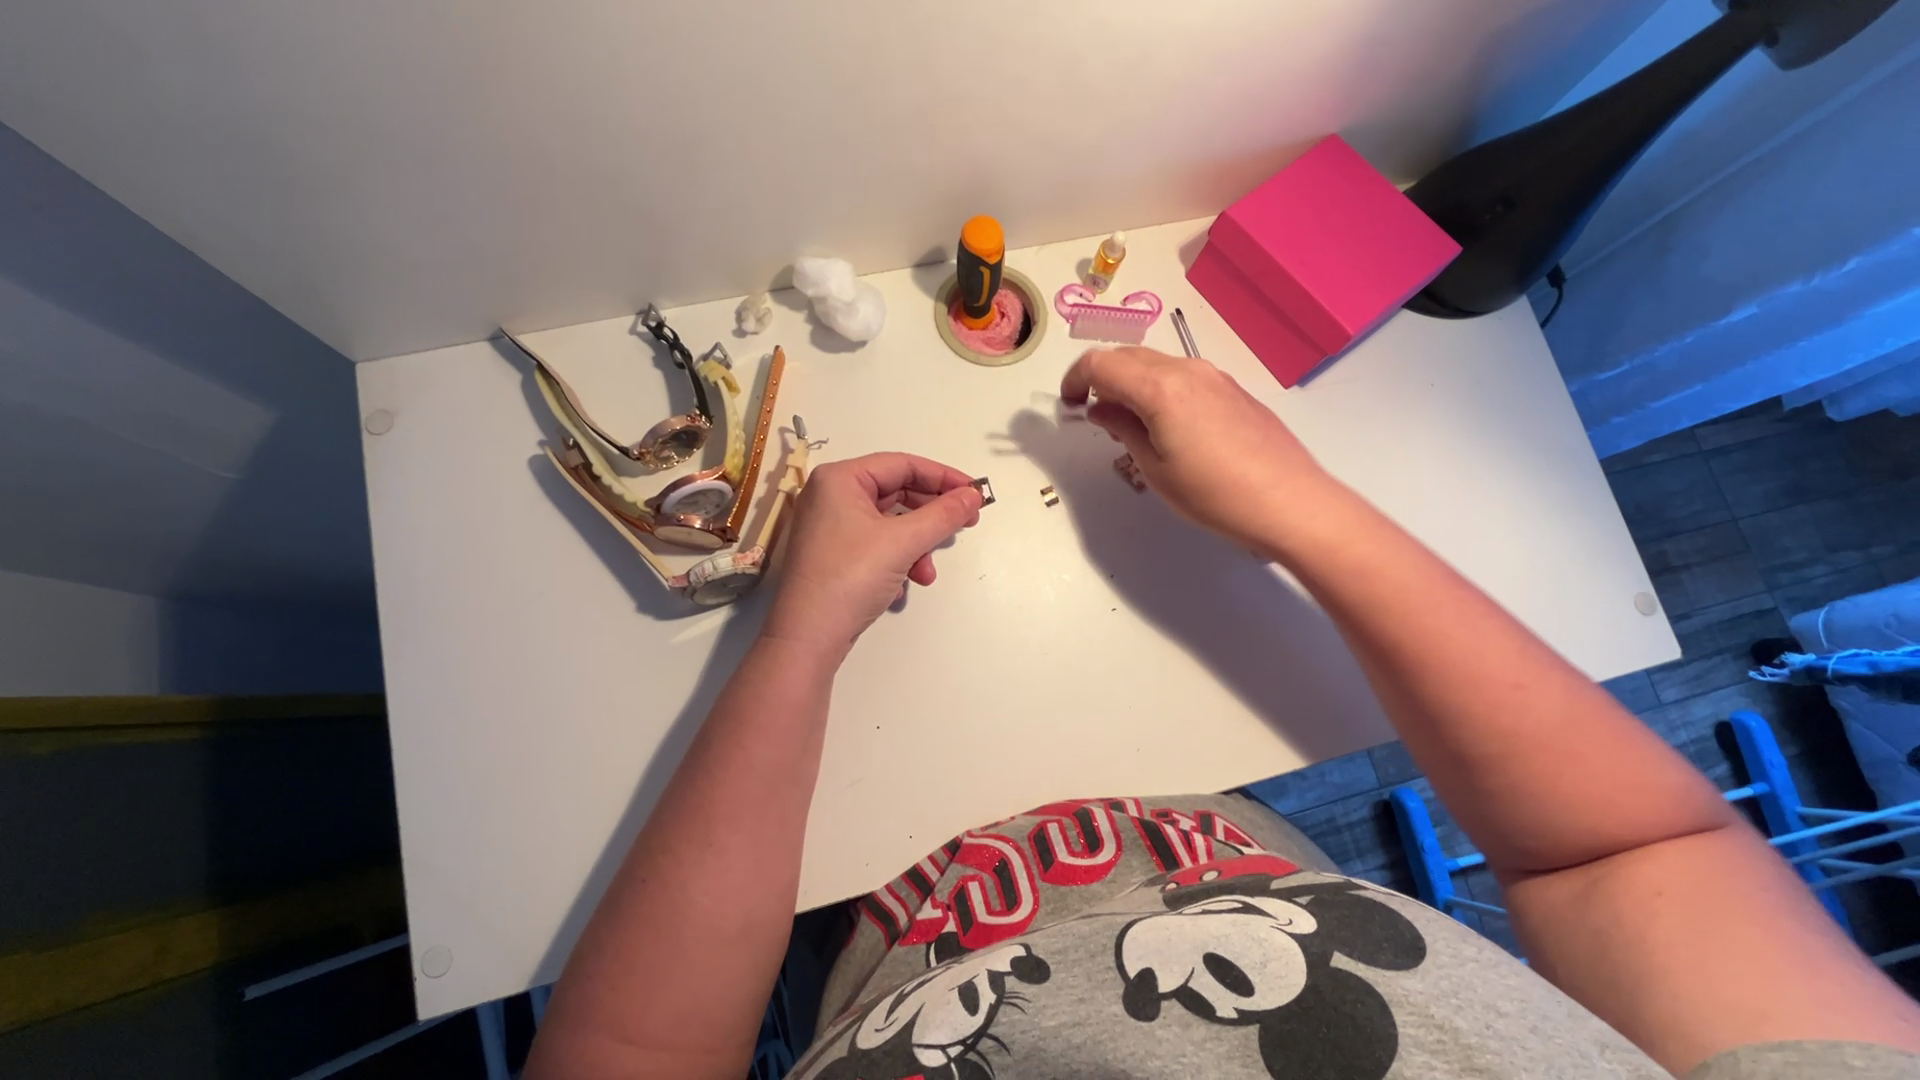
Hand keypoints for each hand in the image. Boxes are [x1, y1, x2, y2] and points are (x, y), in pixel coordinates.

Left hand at [762, 452, 982, 657]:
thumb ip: (943, 514)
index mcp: (840, 479)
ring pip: (889, 525)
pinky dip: (896, 561)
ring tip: (926, 574)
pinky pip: (876, 546)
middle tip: (964, 527)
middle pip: (896, 494)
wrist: (808, 637)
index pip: (902, 465)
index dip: (943, 477)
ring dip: (916, 547)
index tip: (976, 494)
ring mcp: (830, 527)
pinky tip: (901, 587)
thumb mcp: (903, 542)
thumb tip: (973, 496)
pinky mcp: (833, 556)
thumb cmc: (851, 577)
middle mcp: (830, 496)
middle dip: (930, 518)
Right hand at [1060, 346, 1338, 553]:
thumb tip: (1100, 409)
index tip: (1068, 406)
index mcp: (1159, 387)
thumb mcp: (1154, 469)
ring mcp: (1213, 376)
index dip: (1075, 380)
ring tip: (1129, 426)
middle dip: (1101, 379)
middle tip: (1093, 416)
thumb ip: (1122, 430)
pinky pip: (1182, 377)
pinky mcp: (1232, 389)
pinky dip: (1159, 390)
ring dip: (1131, 384)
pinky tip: (1166, 427)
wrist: (1289, 502)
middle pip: (1128, 357)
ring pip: (1156, 365)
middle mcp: (1186, 370)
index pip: (1100, 364)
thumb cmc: (1214, 494)